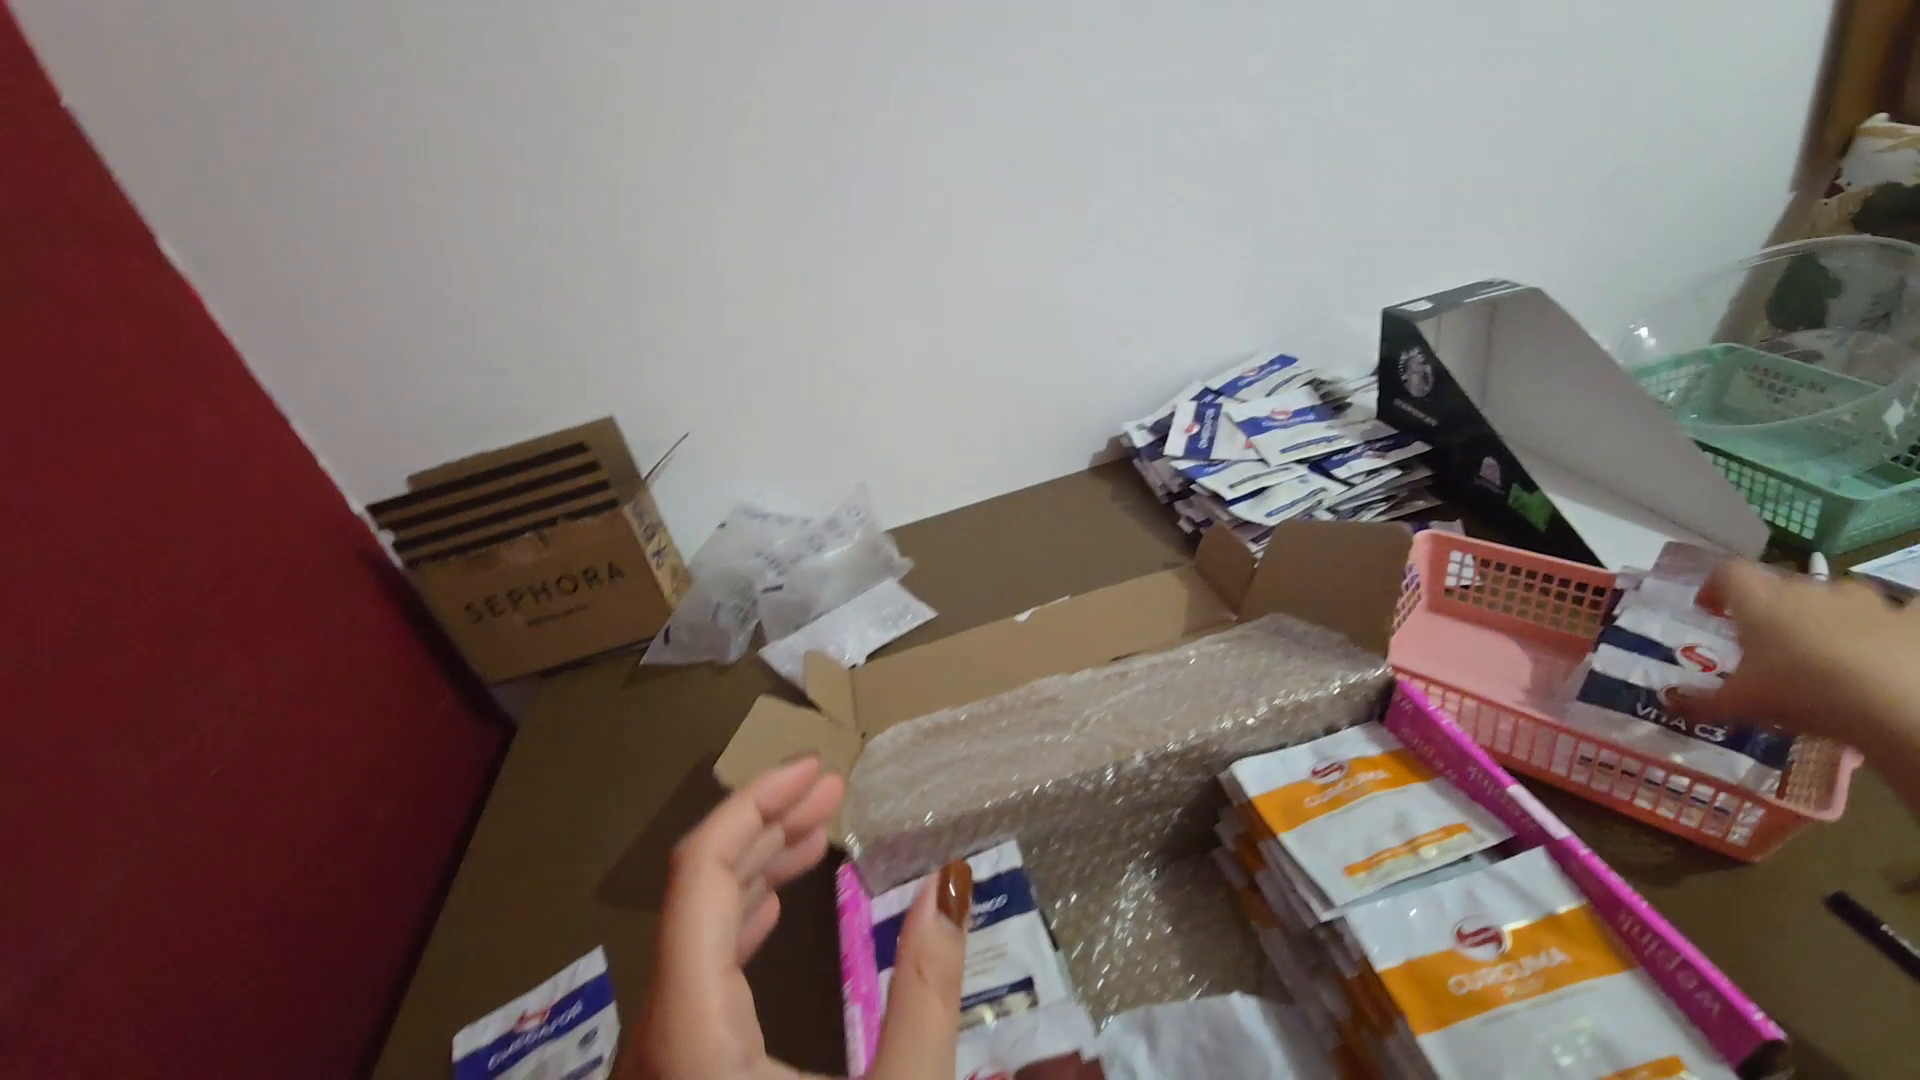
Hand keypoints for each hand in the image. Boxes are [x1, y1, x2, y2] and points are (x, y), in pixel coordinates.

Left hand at [628, 755, 972, 1079]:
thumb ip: (924, 991)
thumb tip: (949, 882)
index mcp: (692, 1031)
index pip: (699, 875)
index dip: (754, 805)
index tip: (813, 769)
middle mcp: (658, 1033)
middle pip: (698, 890)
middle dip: (766, 824)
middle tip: (831, 787)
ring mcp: (661, 1055)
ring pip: (695, 929)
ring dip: (757, 868)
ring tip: (816, 831)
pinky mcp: (676, 1070)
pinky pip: (696, 970)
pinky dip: (739, 918)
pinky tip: (771, 901)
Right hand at [1671, 560, 1919, 748]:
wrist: (1904, 707)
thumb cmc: (1804, 692)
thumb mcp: (1741, 704)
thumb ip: (1703, 702)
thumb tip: (1670, 705)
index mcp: (1759, 601)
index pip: (1726, 572)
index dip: (1715, 587)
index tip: (1711, 611)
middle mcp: (1810, 590)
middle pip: (1781, 586)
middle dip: (1771, 609)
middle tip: (1768, 645)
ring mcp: (1868, 602)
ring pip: (1837, 599)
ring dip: (1826, 618)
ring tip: (1827, 655)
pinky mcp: (1913, 619)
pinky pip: (1897, 616)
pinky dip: (1886, 630)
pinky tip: (1882, 655)